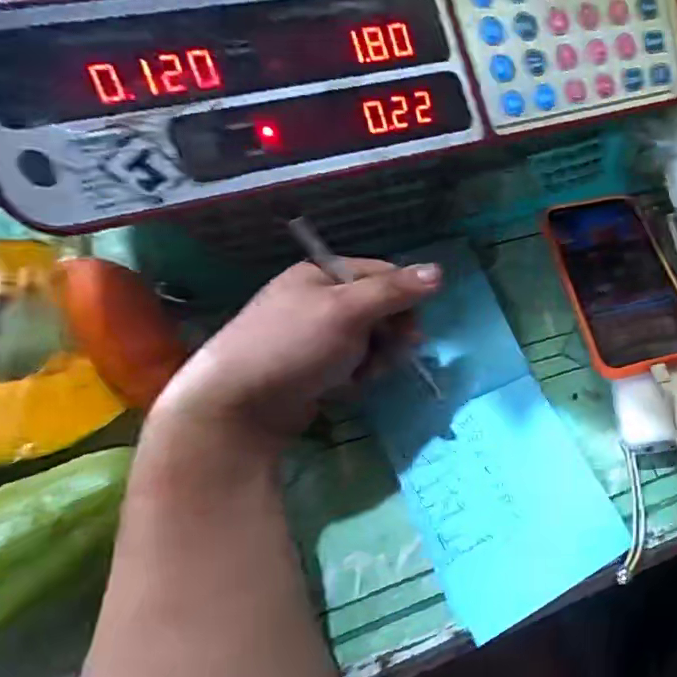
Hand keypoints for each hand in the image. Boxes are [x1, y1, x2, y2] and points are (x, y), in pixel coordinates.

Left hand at [153, 259, 441, 447]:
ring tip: (362, 375)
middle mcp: (319, 298)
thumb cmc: (293, 346)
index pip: (384, 276)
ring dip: (377, 359)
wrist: (237, 405)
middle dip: (391, 336)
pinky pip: (354, 362)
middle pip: (382, 310)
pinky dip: (358, 374)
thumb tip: (439, 270)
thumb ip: (394, 292)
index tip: (410, 332)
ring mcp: (315, 334)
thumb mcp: (347, 311)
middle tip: (389, 356)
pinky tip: (347, 386)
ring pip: (372, 340)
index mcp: (322, 274)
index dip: (405, 301)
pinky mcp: (314, 365)